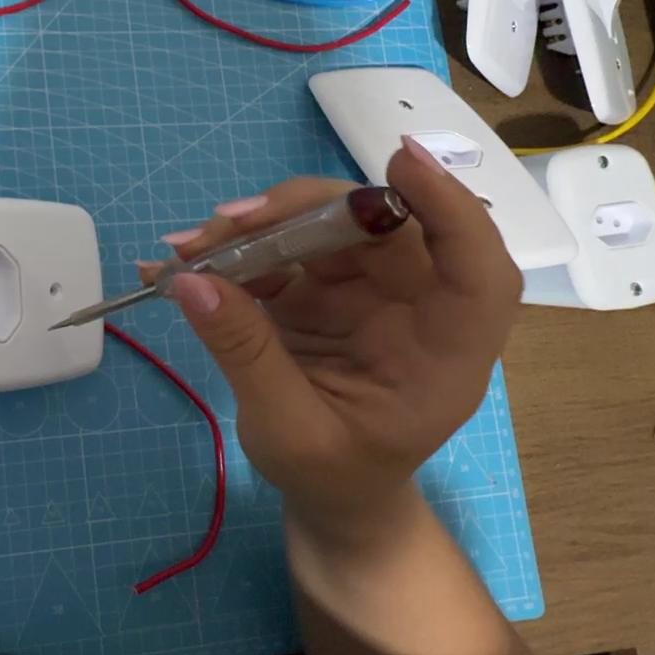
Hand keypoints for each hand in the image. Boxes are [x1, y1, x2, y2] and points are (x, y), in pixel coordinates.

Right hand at [151, 136, 521, 532]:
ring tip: (187, 248)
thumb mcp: (287, 428)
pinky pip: (276, 248)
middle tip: (224, 222)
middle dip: (297, 210)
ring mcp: (360, 292)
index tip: (402, 160)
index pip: (474, 272)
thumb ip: (245, 353)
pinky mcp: (315, 289)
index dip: (448, 211)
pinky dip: (228, 248)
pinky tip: (180, 261)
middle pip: (374, 226)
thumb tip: (189, 280)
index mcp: (439, 353)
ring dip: (250, 226)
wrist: (330, 494)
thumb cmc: (333, 475)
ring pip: (318, 225)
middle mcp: (408, 306)